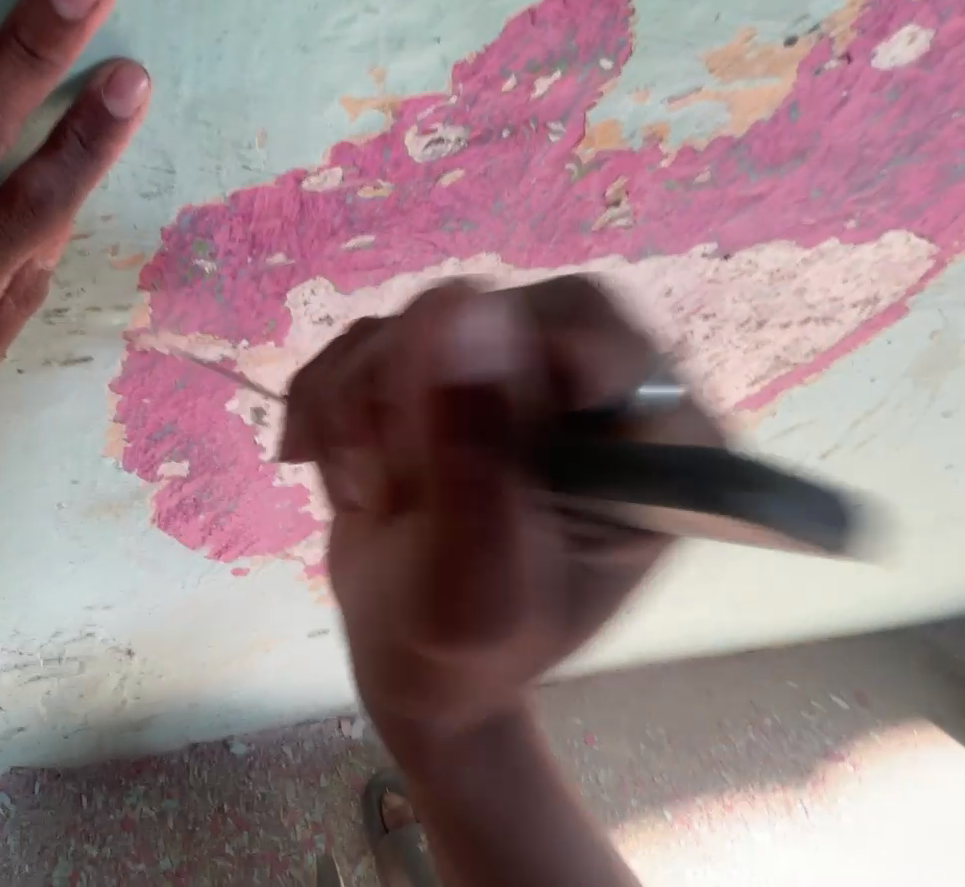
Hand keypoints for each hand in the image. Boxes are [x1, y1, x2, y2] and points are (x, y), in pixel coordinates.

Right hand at [279, 277, 723, 732]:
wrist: (410, 660)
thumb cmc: (464, 654)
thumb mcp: (476, 587)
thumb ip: (473, 458)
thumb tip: (457, 305)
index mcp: (645, 438)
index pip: (590, 329)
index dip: (499, 359)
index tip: (430, 441)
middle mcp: (580, 386)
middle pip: (483, 310)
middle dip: (403, 395)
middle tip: (379, 482)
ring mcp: (495, 371)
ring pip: (404, 323)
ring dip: (352, 407)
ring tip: (361, 495)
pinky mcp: (425, 370)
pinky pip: (354, 341)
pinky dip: (319, 401)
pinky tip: (319, 459)